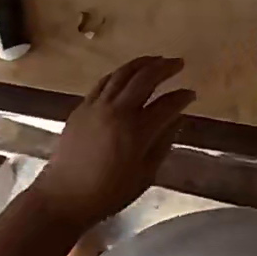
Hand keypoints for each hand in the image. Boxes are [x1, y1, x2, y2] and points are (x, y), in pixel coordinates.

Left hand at [27, 57, 195, 230]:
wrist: (64, 196)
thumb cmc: (108, 193)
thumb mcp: (145, 175)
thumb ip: (163, 143)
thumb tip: (176, 119)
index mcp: (137, 131)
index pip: (167, 105)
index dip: (182, 97)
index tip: (191, 93)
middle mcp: (118, 111)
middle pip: (145, 78)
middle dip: (165, 68)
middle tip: (178, 63)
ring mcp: (98, 105)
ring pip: (123, 73)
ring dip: (142, 63)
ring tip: (156, 59)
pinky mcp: (83, 106)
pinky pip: (104, 81)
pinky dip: (119, 73)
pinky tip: (127, 72)